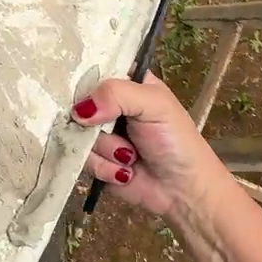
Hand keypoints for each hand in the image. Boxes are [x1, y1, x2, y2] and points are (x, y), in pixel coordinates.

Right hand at [72, 74, 231, 216]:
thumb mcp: (154, 105)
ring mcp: (101, 134)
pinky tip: (125, 172)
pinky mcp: (95, 161)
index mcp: (126, 83)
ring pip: (79, 136)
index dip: (84, 81)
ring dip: (106, 150)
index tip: (82, 94)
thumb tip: (79, 110)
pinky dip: (104, 167)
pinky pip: (82, 160)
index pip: (93, 70)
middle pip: (78, 105)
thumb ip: (116, 94)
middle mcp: (109, 106)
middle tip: (114, 129)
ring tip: (130, 155)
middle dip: (95, 124)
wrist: (183, 190)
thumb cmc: (175, 140)